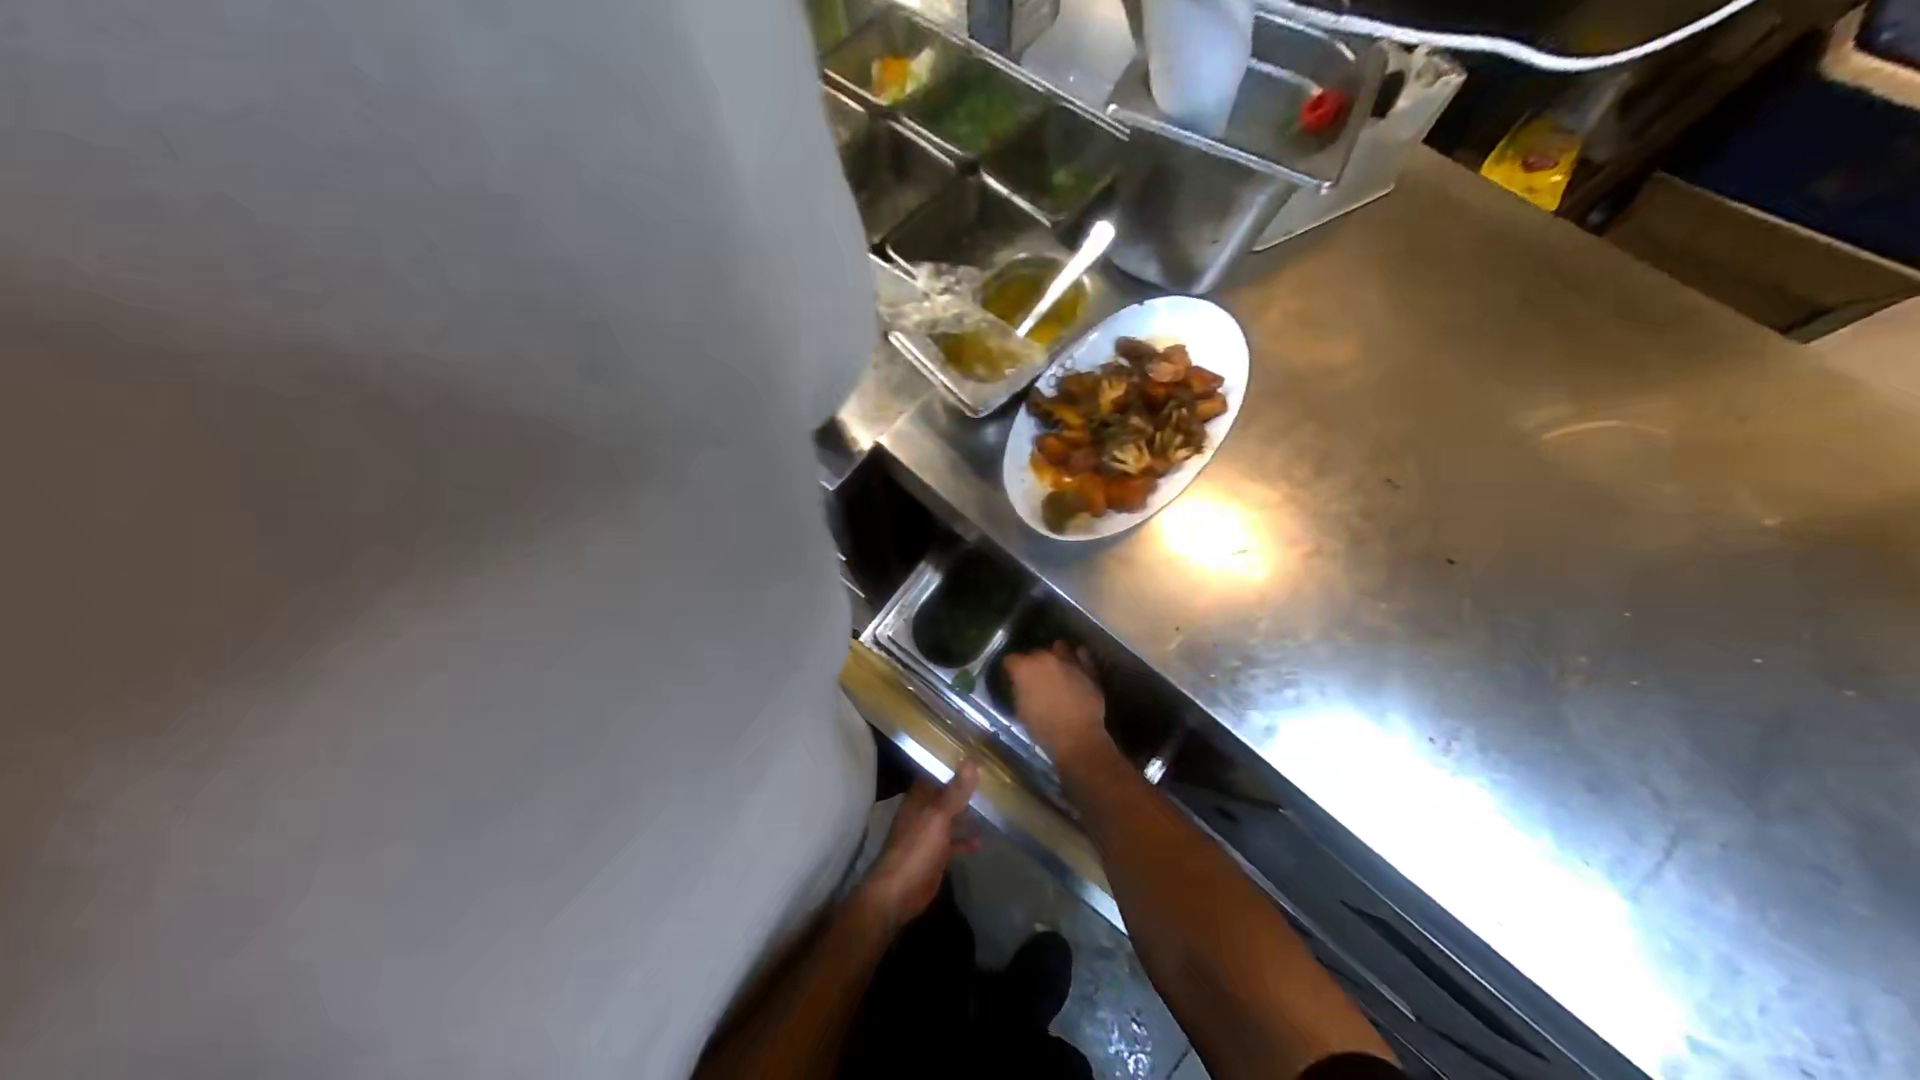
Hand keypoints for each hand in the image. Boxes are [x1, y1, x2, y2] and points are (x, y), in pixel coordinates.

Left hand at [857, 762, 979, 928]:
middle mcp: (923, 811)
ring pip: (951, 817)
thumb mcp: (938, 817)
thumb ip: (955, 791)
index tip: (975, 753)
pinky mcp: (936, 854)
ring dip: (967, 813)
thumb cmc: (916, 848)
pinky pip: (954, 842)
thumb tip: (972, 761)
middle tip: (990, 777)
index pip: (935, 772)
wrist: (899, 893)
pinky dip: (965, 840)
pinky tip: (981, 841)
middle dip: (964, 787)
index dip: (952, 762)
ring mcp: (929, 833)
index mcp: (919, 798)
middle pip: (945, 794)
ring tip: (992, 805)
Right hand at [1003, 643, 1108, 763]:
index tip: (1012, 678)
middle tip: (1035, 678)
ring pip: (1058, 647)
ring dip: (1055, 655)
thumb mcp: (1021, 710)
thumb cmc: (1044, 728)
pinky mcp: (1088, 667)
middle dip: (1033, 663)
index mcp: (1025, 668)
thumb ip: (1019, 690)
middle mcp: (1045, 658)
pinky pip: (1081, 653)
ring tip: (1056, 668)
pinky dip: (1076, 657)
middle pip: (1034, 652)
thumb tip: (1021, 684)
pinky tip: (1074, 667)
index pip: (1010, 659)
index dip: (1010, 670)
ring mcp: (1068, 660)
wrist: (1078, 737)